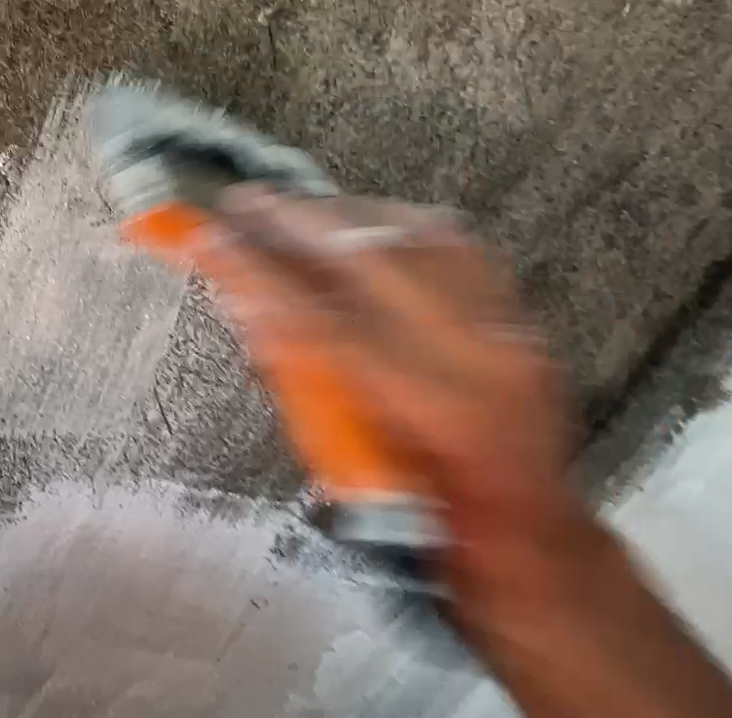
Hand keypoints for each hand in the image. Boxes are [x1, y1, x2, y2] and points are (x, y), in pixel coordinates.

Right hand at [196, 185, 731, 716]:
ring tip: (293, 202)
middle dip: (295, 220)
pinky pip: (457, 245)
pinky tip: (362, 216)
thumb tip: (248, 306)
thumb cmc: (422, 517)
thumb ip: (299, 378)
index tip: (207, 239)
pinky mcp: (520, 321)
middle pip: (369, 258)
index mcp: (424, 408)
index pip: (315, 317)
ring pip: (416, 238)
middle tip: (245, 198)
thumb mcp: (342, 459)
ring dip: (343, 212)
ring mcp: (505, 333)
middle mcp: (474, 360)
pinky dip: (400, 222)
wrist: (525, 533)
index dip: (252, 272)